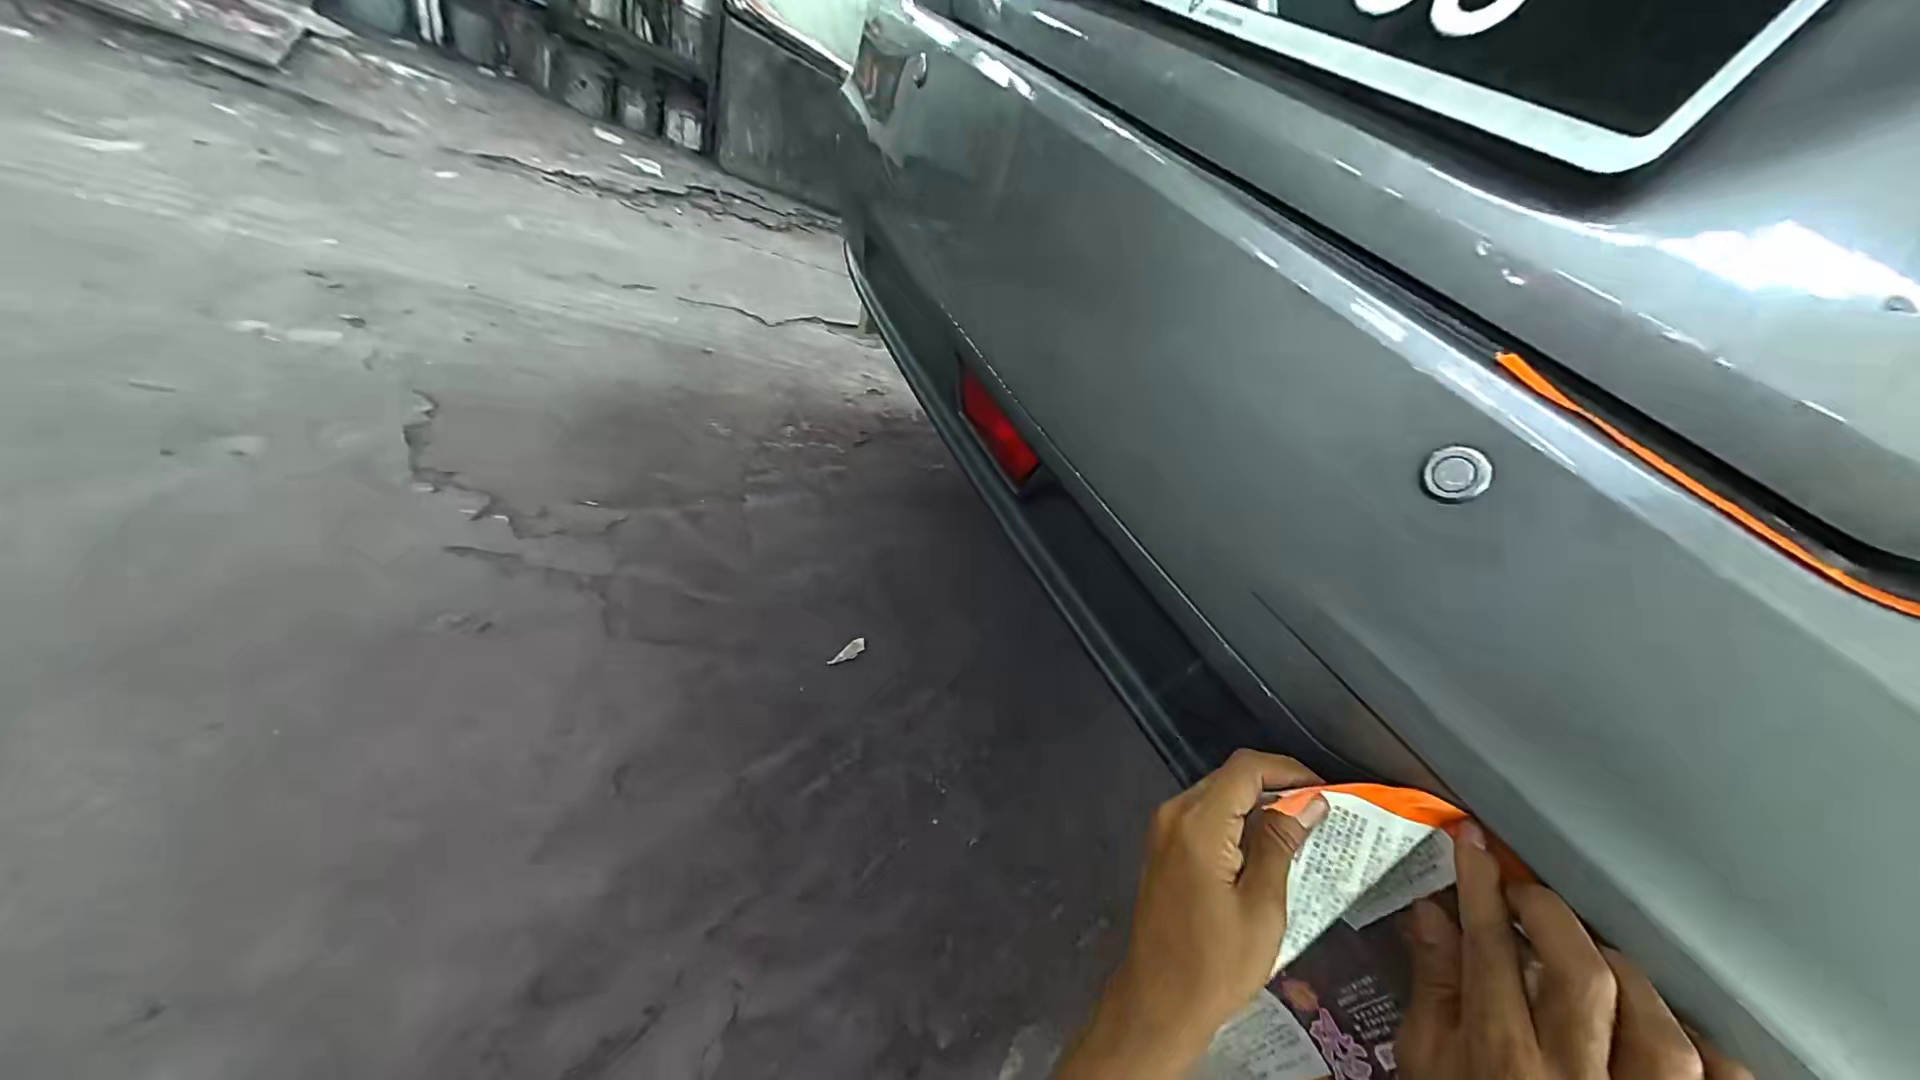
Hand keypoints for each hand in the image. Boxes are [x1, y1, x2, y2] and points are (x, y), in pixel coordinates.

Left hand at [1054, 750, 1328, 1079]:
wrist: (1159, 996)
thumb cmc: (1216, 961)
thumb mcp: (1262, 907)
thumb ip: (1280, 845)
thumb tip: (1307, 803)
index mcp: (1198, 823)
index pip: (1245, 768)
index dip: (1288, 770)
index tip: (1325, 791)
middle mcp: (1174, 813)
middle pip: (1229, 777)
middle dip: (1277, 786)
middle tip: (1321, 813)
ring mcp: (1163, 827)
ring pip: (1217, 794)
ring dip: (1257, 803)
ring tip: (1301, 830)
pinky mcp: (1163, 843)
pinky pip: (1204, 815)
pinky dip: (1235, 819)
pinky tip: (1265, 845)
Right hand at [1396, 820, 1754, 1079]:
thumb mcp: (1428, 1059)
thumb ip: (1433, 986)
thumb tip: (1432, 912)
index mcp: (1500, 1057)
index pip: (1490, 949)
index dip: (1481, 888)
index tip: (1475, 846)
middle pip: (1582, 975)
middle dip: (1551, 916)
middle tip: (1525, 895)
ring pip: (1658, 1024)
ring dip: (1621, 974)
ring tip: (1591, 959)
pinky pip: (1722, 1079)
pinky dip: (1698, 1042)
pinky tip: (1661, 1025)